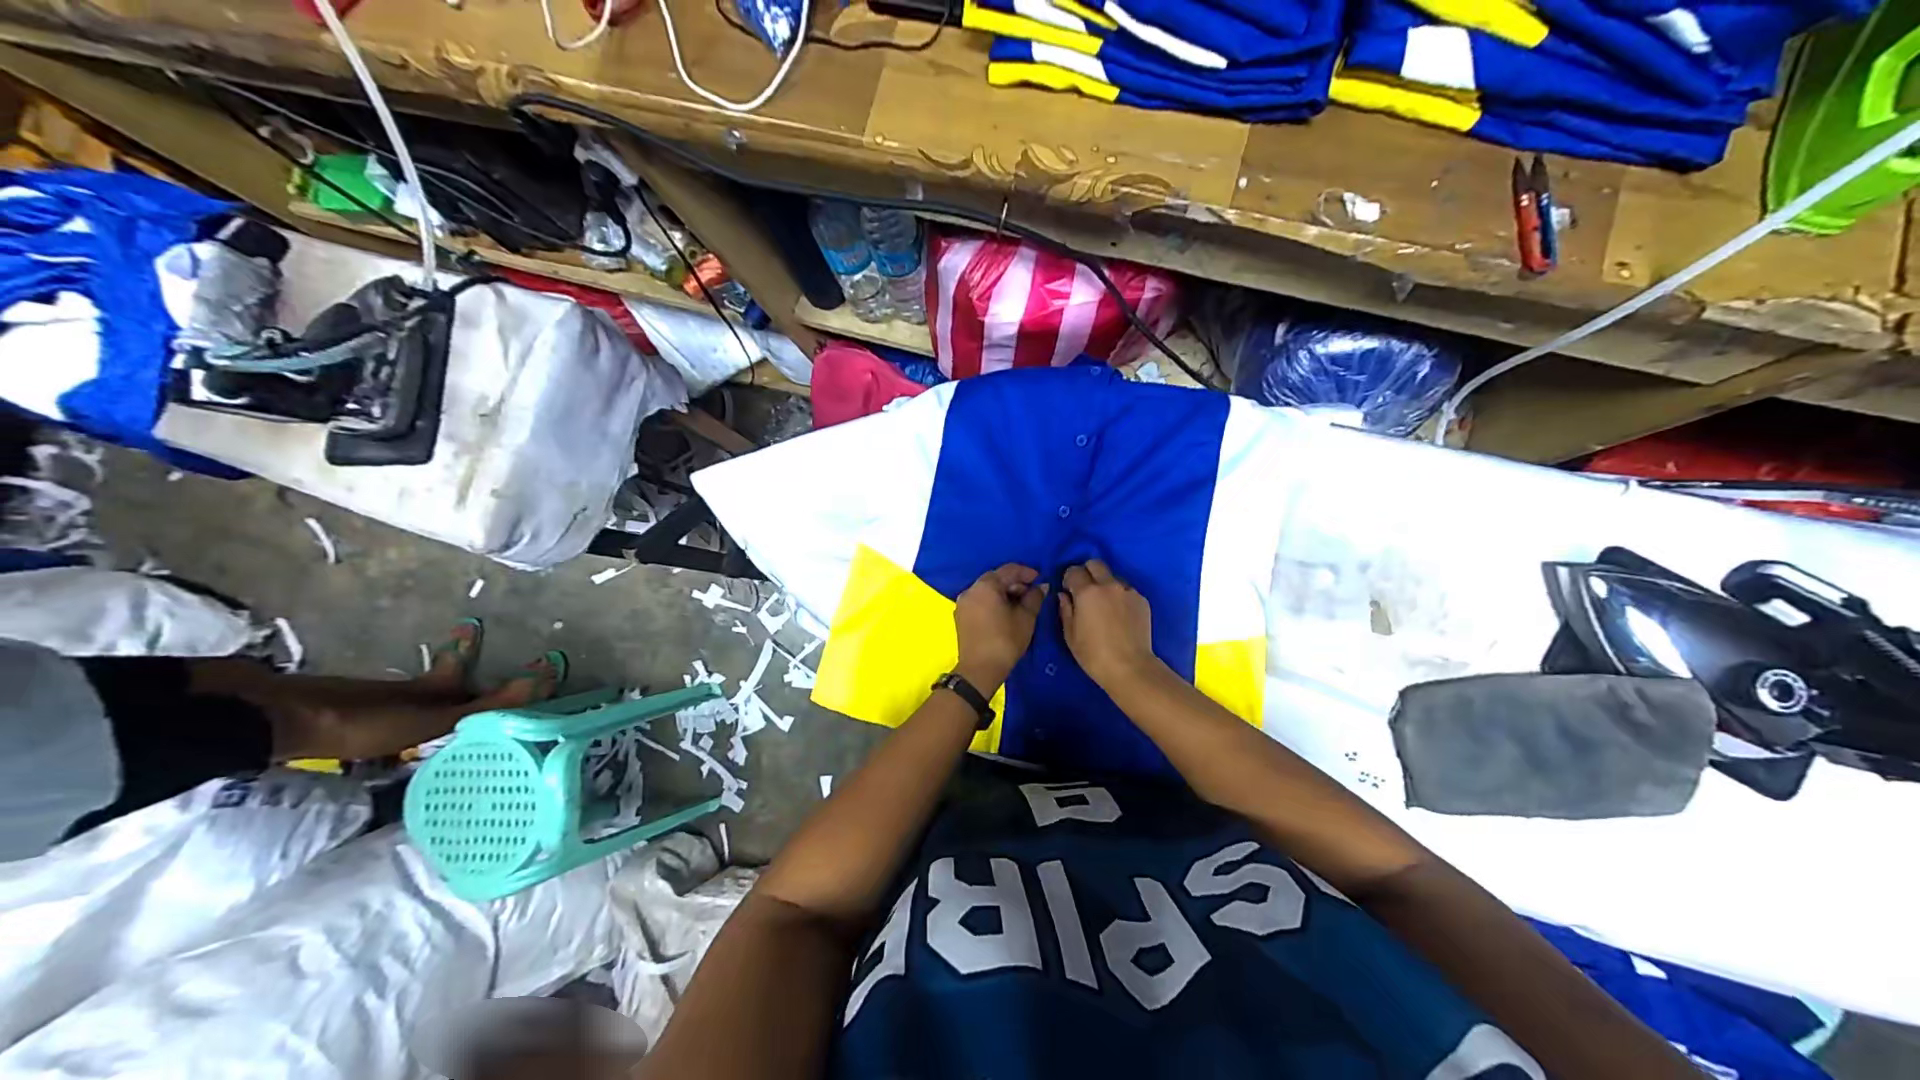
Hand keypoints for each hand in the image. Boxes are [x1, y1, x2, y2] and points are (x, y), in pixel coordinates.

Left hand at [954, 564, 1046, 691]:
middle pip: (996, 579)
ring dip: (1004, 593)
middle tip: (1032, 594)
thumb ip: (1034, 598)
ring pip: (987, 590)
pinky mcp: (961, 616)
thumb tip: (1041, 587)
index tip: (1040, 579)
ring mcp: (963, 603)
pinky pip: (980, 601)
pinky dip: (993, 602)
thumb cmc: (1005, 641)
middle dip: (1015, 584)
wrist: (980, 670)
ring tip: (1020, 605)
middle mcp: (970, 590)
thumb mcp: (1026, 618)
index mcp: (985, 586)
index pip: (1009, 570)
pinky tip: (1005, 613)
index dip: (1027, 573)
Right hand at [1060, 559, 1164, 692]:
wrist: (1129, 667)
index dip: (1068, 578)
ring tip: (1104, 603)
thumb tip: (1064, 595)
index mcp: (1087, 592)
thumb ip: (1065, 610)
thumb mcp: (1070, 634)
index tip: (1068, 590)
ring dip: (1105, 583)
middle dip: (1087, 572)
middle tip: (1085, 590)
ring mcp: (1128, 591)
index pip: (1074, 571)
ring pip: (1113, 576)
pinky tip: (1119, 614)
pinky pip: (1126, 590)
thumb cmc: (1093, 654)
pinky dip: (1120, 596)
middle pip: (1096, 564)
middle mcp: (1109, 585)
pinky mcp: (1142, 600)